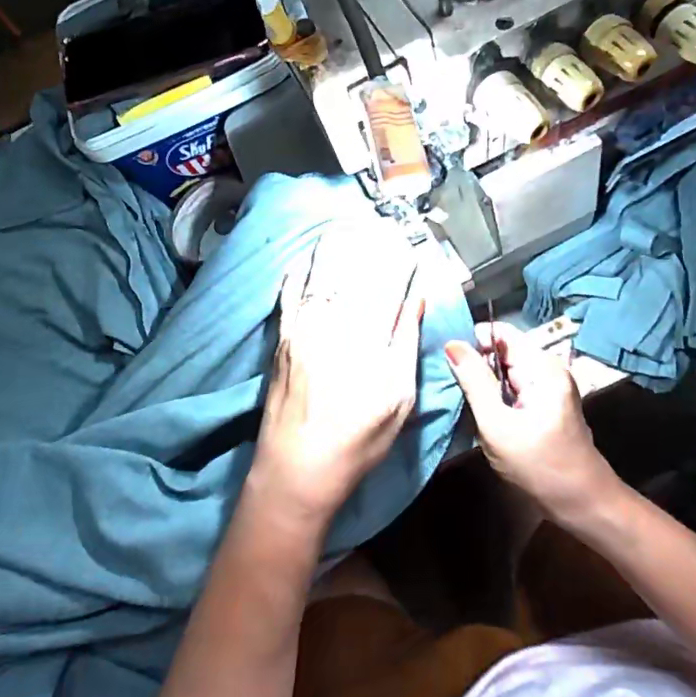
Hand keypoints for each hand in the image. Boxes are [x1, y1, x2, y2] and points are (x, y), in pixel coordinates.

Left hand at [249, 225, 425, 526]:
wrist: (296, 468)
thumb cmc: (356, 439)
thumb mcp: (398, 396)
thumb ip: (405, 341)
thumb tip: (415, 299)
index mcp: (366, 336)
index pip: (386, 285)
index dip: (399, 263)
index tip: (408, 245)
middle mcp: (332, 323)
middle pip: (351, 273)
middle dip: (366, 247)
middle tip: (378, 228)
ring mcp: (301, 329)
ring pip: (320, 277)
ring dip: (335, 251)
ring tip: (348, 230)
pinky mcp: (280, 339)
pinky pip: (289, 295)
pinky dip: (298, 273)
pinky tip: (306, 259)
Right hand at [444, 322, 622, 525]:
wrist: (582, 503)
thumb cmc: (539, 465)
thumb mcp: (497, 424)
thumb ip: (474, 381)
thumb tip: (452, 344)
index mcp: (542, 367)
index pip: (500, 332)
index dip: (471, 339)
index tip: (445, 358)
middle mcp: (548, 370)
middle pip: (502, 350)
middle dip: (475, 363)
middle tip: (449, 383)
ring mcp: (548, 388)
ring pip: (505, 371)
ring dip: (483, 382)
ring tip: (460, 397)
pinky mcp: (545, 405)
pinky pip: (512, 388)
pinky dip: (495, 396)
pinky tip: (480, 412)